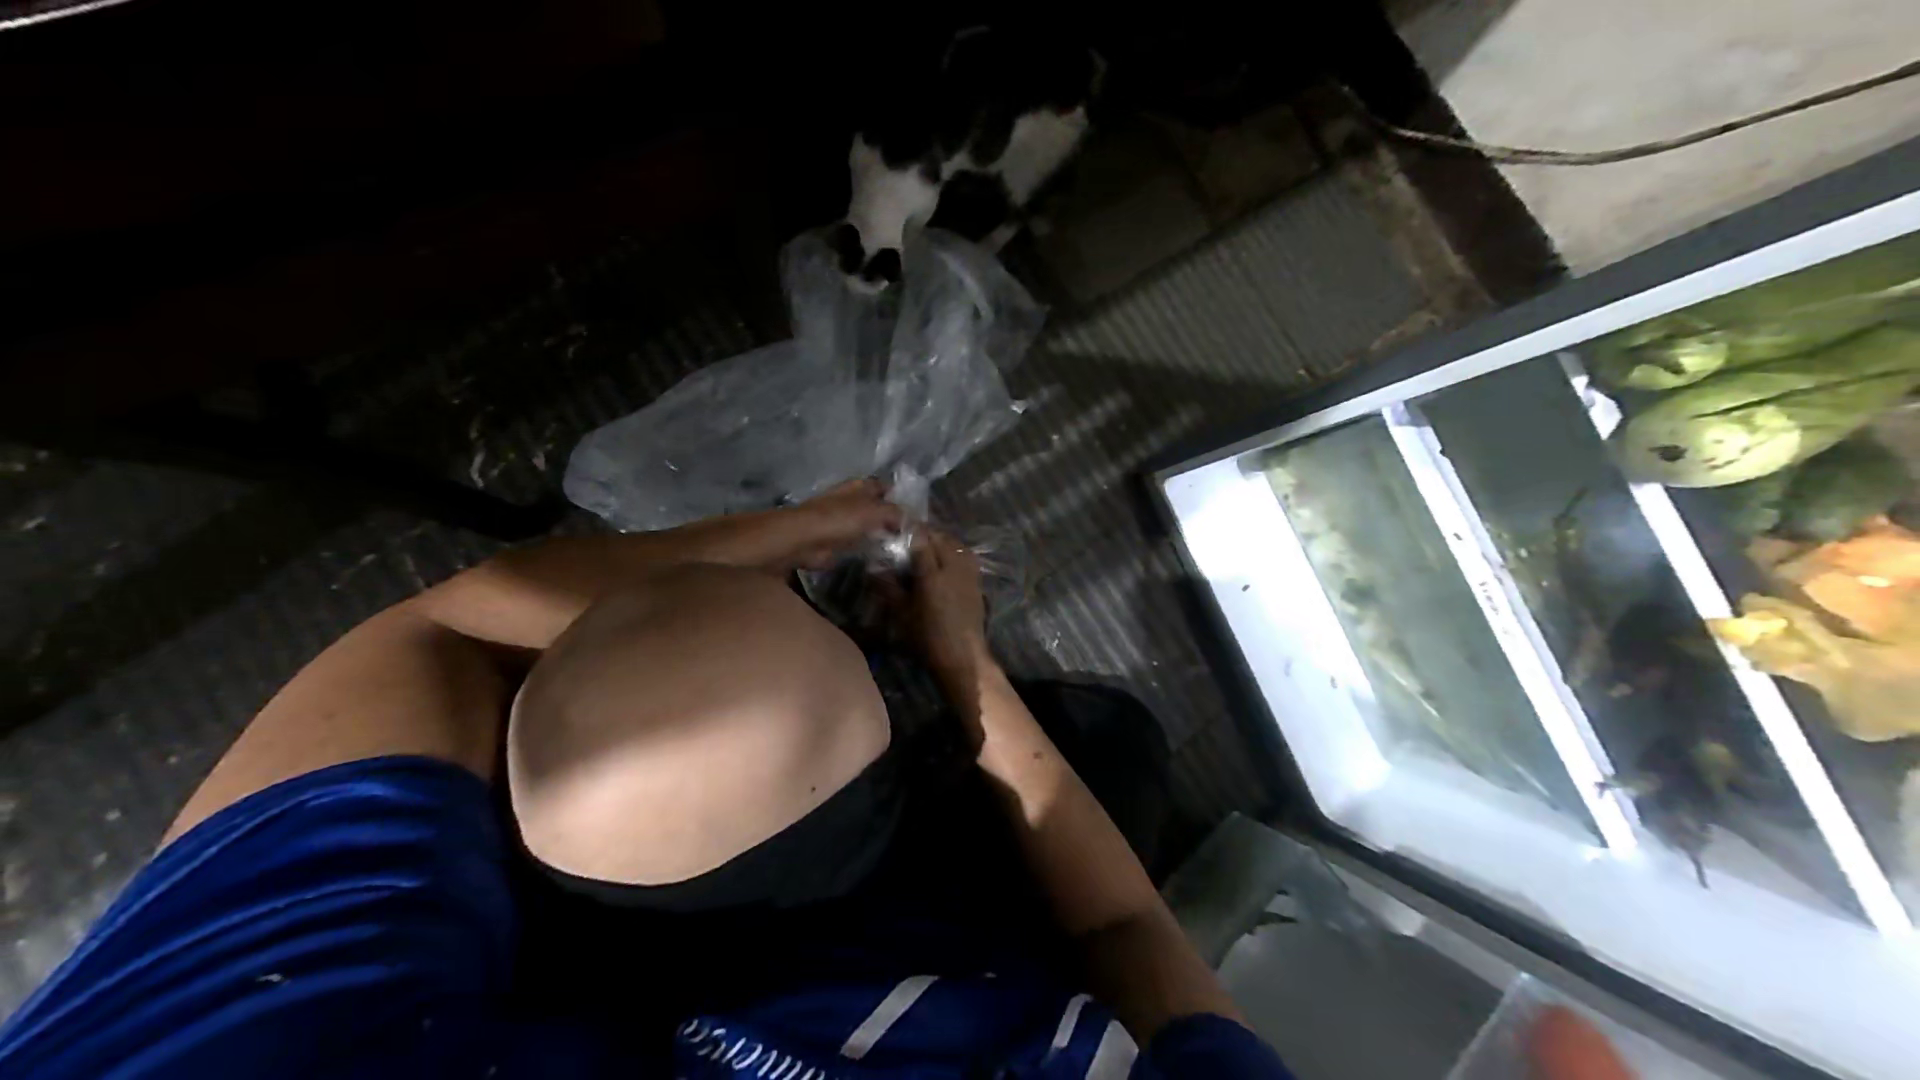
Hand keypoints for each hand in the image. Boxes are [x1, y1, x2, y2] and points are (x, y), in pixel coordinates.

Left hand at [761, 478, 903, 571]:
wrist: (806, 540)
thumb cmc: (840, 518)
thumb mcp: (875, 511)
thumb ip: (896, 514)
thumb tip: (915, 521)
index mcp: (861, 486)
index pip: (886, 487)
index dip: (901, 497)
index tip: (918, 513)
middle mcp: (852, 500)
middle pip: (879, 508)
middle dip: (894, 519)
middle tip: (915, 535)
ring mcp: (844, 521)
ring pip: (870, 526)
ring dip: (883, 535)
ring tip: (905, 548)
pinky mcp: (837, 541)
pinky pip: (860, 544)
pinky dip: (871, 549)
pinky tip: (886, 558)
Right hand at [904, 528, 992, 686]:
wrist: (963, 657)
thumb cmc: (928, 639)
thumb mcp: (902, 615)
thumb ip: (889, 588)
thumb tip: (873, 570)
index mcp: (932, 575)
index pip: (921, 541)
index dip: (910, 531)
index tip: (897, 527)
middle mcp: (953, 568)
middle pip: (941, 538)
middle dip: (926, 534)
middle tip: (911, 539)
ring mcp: (968, 574)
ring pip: (956, 544)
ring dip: (942, 540)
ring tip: (928, 547)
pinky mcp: (978, 582)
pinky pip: (967, 556)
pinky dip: (956, 551)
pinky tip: (947, 560)